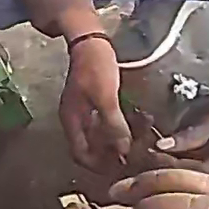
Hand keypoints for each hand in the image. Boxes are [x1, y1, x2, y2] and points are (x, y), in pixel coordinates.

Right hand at [59, 35, 132, 173]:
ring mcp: (83, 110)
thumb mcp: (106, 98)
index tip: (118, 168)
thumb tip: (122, 152)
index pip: (80, 154)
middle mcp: (75, 119)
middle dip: (109, 155)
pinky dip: (116, 127)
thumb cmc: (95, 68)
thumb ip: (113, 126)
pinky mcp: (92, 101)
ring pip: (98, 135)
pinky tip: (133, 126)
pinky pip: (104, 122)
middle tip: (131, 158)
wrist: (90, 39)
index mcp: (72, 120)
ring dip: (115, 141)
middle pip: (89, 147)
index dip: (97, 165)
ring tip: (136, 144)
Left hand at [158, 70, 208, 196]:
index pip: (208, 174)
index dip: (177, 169)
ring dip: (192, 181)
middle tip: (150, 168)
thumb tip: (164, 145)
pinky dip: (206, 178)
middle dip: (180, 178)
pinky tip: (187, 168)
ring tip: (163, 168)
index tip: (150, 160)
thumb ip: (199, 130)